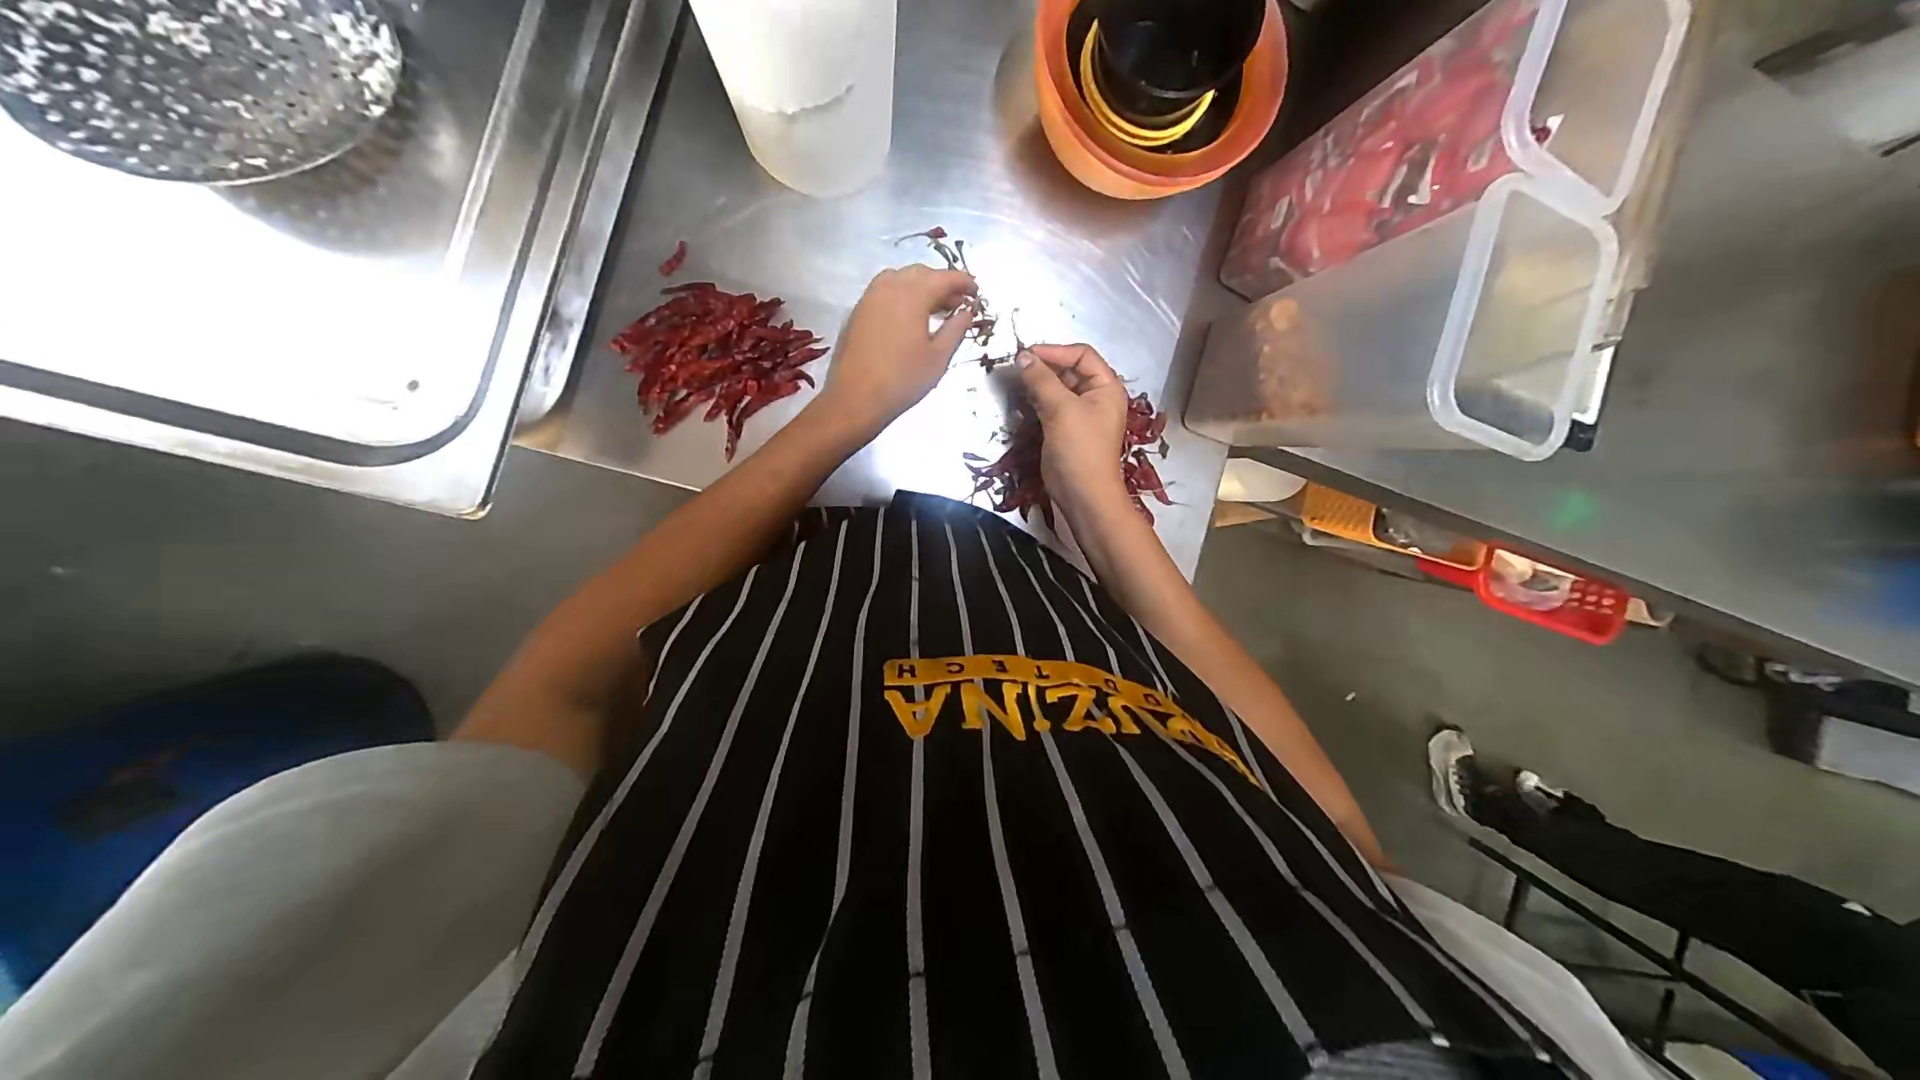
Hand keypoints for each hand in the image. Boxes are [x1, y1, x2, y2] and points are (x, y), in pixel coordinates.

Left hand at [810, 264, 976, 437]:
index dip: (964, 281)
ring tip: (933, 308)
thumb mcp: (938, 357)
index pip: (944, 277)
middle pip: (921, 273)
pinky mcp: (857, 312)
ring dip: (919, 286)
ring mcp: (869, 298)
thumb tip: (967, 312)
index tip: (975, 291)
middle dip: (942, 283)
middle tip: (957, 302)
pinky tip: (908, 318)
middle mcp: (889, 287)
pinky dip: (901, 295)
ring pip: (899, 278)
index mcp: (912, 294)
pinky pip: (883, 292)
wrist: (855, 398)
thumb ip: (956, 329)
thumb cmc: (903, 380)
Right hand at [1018, 343, 1131, 514]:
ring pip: (1058, 388)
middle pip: (1069, 370)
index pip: (1081, 355)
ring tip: (1015, 382)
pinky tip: (1021, 400)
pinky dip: (1037, 400)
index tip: (1026, 354)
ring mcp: (1081, 414)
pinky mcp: (1066, 430)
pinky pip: (1051, 406)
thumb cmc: (1080, 450)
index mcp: (1106, 387)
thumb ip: (1041, 380)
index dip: (1054, 351)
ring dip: (1038, 383)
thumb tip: (1023, 357)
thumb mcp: (1061, 410)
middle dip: (1044, 366)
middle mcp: (1096, 397)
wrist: (1083, 495)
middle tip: (1016, 367)